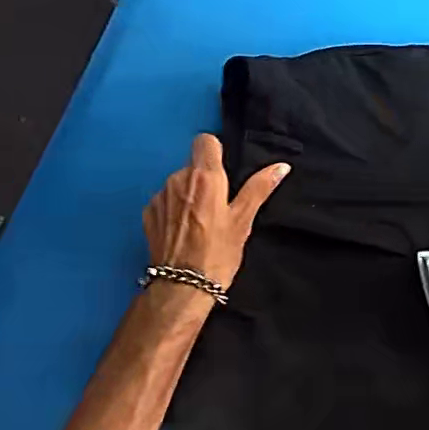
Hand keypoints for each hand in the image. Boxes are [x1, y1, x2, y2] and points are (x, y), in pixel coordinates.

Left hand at [142, 134, 289, 290]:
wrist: (180, 288)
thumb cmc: (218, 254)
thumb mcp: (243, 221)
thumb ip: (259, 188)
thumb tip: (281, 166)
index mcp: (204, 177)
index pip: (205, 141)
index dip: (216, 152)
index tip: (225, 174)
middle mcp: (177, 179)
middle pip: (193, 165)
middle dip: (205, 180)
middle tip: (219, 208)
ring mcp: (160, 196)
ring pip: (179, 184)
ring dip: (189, 195)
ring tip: (201, 224)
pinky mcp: (148, 213)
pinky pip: (166, 201)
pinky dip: (175, 210)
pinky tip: (184, 232)